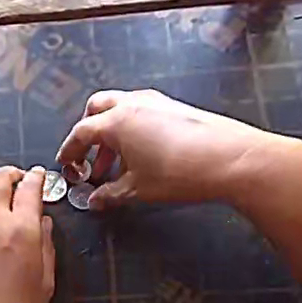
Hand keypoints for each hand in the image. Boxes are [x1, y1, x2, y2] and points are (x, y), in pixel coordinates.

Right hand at [56, 89, 292, 208]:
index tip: (67, 164)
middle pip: (97, 108)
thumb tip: (96, 199)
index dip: (70, 150)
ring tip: (115, 163)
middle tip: (88, 156)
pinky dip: (133, 129)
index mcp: (116, 122)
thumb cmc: (182, 172)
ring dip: (111, 132)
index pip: (80, 133)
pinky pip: (143, 113)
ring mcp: (157, 103)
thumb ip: (109, 193)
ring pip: (121, 108)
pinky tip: (140, 155)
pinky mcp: (177, 108)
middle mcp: (133, 105)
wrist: (234, 160)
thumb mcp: (136, 189)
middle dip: (88, 131)